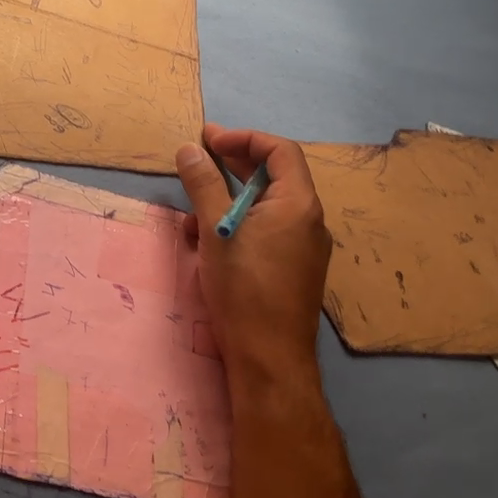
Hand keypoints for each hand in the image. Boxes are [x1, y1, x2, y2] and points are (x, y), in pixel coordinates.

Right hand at [176, 124, 329, 371]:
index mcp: (298, 205)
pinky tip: (204, 238)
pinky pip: (265, 230)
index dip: (244, 138)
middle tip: (198, 154)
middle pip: (273, 175)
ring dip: (229, 195)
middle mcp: (307, 221)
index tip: (208, 141)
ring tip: (193, 202)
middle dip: (233, 162)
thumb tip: (189, 149)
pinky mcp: (290, 268)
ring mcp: (302, 247)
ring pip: (265, 205)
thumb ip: (203, 184)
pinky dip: (236, 222)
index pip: (280, 151)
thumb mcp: (216, 230)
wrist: (269, 359)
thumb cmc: (244, 288)